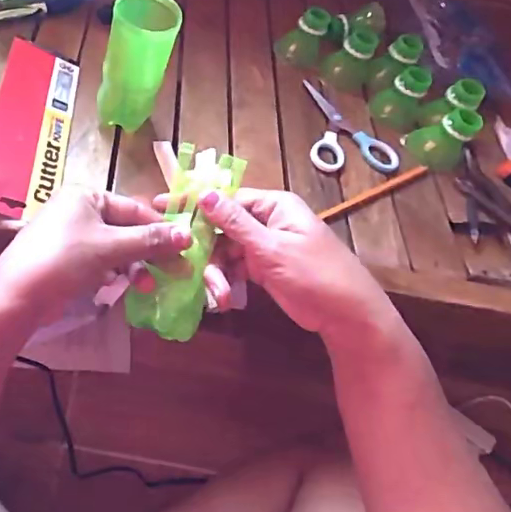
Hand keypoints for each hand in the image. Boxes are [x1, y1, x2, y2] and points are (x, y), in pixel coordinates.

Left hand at [0, 189, 190, 311]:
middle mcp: (77, 210)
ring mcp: (71, 236)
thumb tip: (189, 234)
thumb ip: (149, 241)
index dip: (161, 228)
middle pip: (125, 229)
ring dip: (135, 266)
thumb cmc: (65, 259)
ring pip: (115, 248)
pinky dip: (116, 273)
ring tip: (148, 286)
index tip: (188, 248)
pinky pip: (101, 262)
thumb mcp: (110, 247)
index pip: (134, 208)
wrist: (19, 295)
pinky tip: (127, 288)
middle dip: (150, 251)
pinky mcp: (67, 260)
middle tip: (179, 272)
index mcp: (85, 195)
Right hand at [194, 189, 392, 334]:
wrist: (349, 317)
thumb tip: (205, 194)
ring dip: (215, 270)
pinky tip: (220, 295)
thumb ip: (235, 222)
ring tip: (215, 292)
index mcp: (274, 206)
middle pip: (220, 225)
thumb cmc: (315, 275)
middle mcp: (266, 221)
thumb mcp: (271, 247)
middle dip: (205, 247)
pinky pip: (233, 267)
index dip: (194, 202)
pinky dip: (224, 279)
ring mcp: (263, 245)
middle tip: (183, 262)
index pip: (226, 197)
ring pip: (223, 249)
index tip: (162, 204)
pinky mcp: (262, 267)